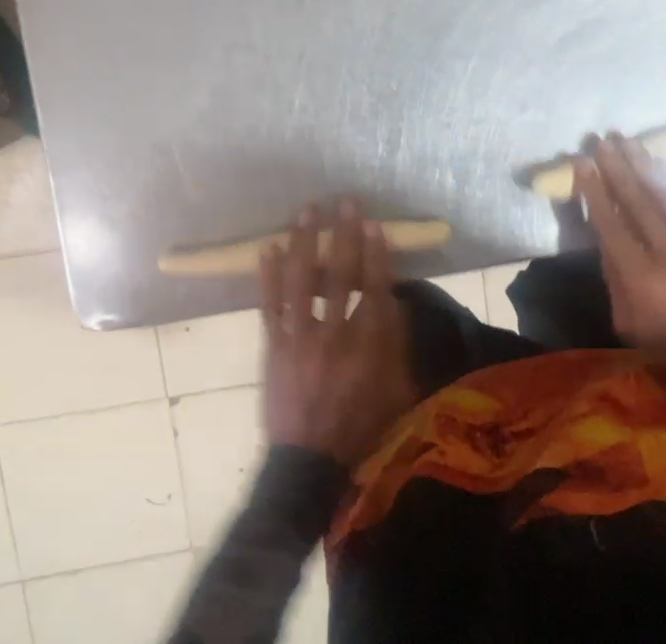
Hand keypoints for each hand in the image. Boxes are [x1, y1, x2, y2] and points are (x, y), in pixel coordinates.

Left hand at [259, 200, 417, 467]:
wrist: (309, 464)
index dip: (376, 254)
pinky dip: (267, 277)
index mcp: (369, 347)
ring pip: (301, 282)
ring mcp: (299, 341)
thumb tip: (392, 300)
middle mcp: (334, 336)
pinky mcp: (273, 349)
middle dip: (344, 235)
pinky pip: (269, 306)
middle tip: (345, 203)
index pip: (374, 288)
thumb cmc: (364, 427)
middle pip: (341, 275)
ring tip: (306, 212)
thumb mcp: (398, 389)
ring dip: (304, 243)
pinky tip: (267, 249)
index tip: (375, 225)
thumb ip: (397, 343)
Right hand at [573, 133, 665, 374]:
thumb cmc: (663, 345)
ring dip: (644, 165)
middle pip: (638, 200)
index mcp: (641, 276)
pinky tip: (658, 164)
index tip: (582, 163)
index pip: (611, 223)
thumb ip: (614, 274)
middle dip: (617, 167)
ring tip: (627, 141)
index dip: (595, 191)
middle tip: (601, 139)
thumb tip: (605, 236)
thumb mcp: (624, 318)